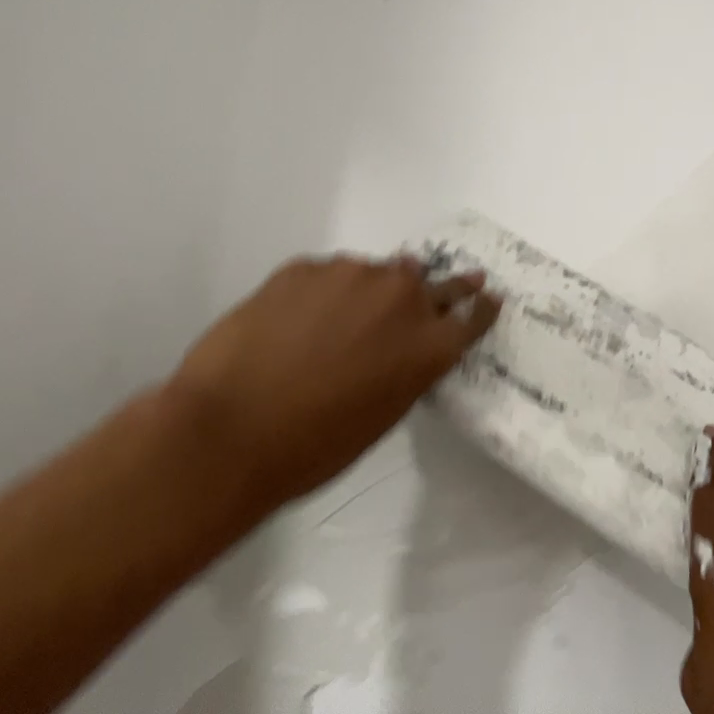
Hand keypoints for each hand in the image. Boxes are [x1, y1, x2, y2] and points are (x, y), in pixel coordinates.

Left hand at [166, 255, 500, 508]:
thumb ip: (406, 368)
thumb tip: (399, 346)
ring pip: (376, 274)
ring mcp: (353, 275)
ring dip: (372, 291)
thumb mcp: (383, 414)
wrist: (227, 429)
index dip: (481, 306)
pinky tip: (298, 320)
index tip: (486, 298)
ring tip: (343, 320)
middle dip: (442, 288)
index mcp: (430, 345)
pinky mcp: (305, 267)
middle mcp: (403, 298)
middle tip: (446, 288)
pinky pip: (328, 275)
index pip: (475, 314)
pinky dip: (324, 292)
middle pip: (437, 282)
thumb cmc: (313, 446)